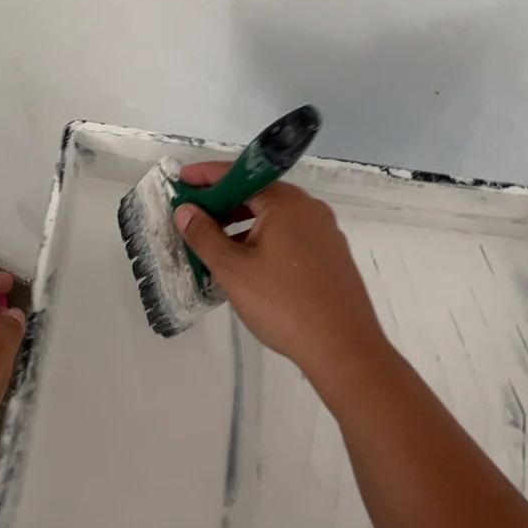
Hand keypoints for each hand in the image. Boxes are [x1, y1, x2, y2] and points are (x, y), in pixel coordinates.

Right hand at [173, 162, 388, 374]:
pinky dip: (262, 240)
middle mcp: (309, 209)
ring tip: (213, 244)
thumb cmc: (284, 304)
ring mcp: (324, 233)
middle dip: (222, 204)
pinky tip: (246, 265)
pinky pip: (288, 236)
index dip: (206, 177)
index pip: (239, 175)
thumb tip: (185, 210)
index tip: (181, 181)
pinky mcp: (331, 258)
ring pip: (273, 218)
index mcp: (286, 203)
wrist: (345, 352)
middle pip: (257, 194)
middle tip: (191, 217)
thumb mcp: (233, 269)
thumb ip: (204, 235)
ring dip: (240, 225)